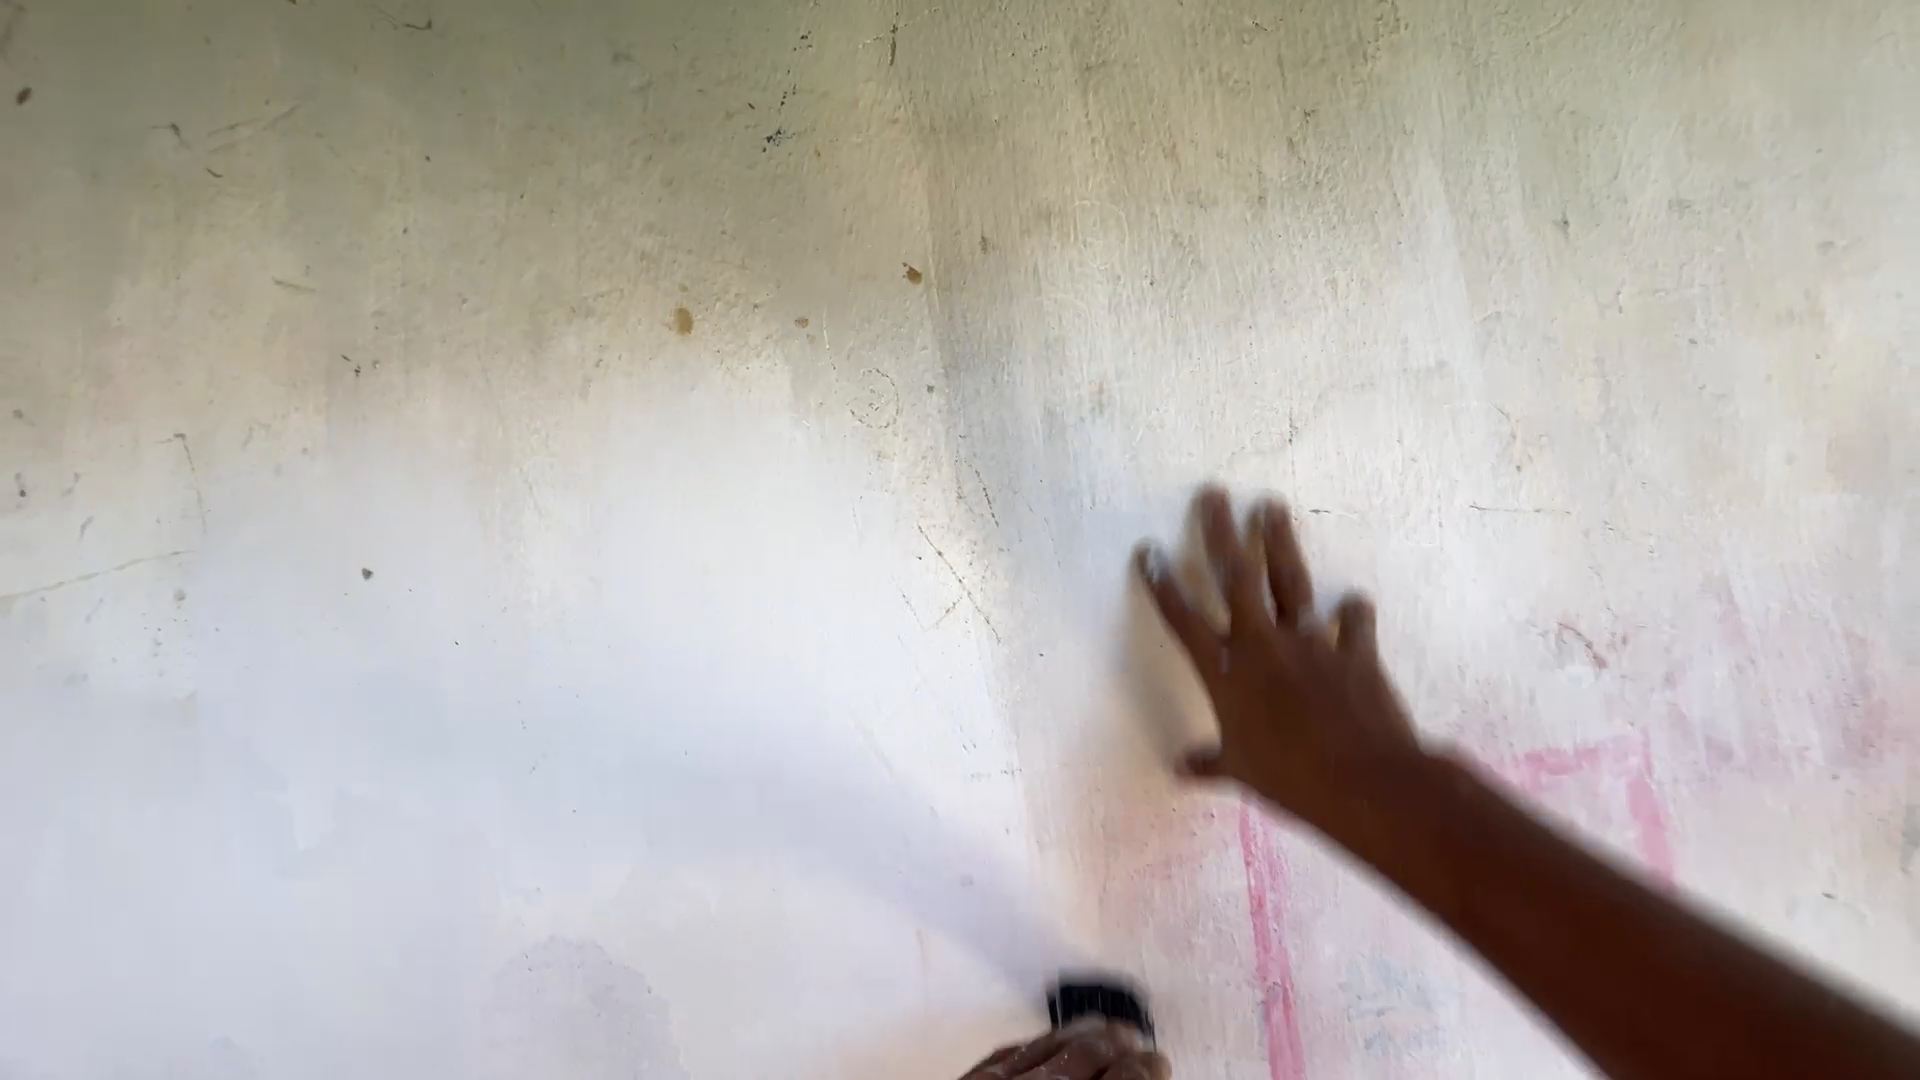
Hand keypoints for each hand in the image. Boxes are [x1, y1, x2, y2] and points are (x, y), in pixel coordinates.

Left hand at [960, 1020, 1167, 1079]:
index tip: (1160, 1061)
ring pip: (1052, 1044)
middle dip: (1120, 1045)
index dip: (1145, 1070)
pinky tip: (1054, 1037)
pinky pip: (1014, 1050)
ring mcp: (1002, 1078)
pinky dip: (1041, 1042)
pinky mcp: (975, 1075)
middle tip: (1139, 1040)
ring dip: (1085, 1033)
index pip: (1122, 1079)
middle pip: (1089, 1054)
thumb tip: (1139, 1074)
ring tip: (1108, 1028)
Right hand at [1134, 487, 1424, 836]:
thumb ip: (1209, 762)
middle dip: (1221, 533)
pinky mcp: (1354, 652)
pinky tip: (1354, 600)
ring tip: (1271, 506)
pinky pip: (1353, 625)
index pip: (1183, 619)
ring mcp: (1309, 643)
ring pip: (1288, 581)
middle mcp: (1261, 644)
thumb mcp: (1240, 772)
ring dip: (1279, 541)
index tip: (1149, 550)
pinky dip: (1353, 613)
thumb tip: (1179, 770)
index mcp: (1226, 672)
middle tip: (1214, 494)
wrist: (1363, 782)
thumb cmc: (1288, 778)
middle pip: (1234, 577)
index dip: (1162, 584)